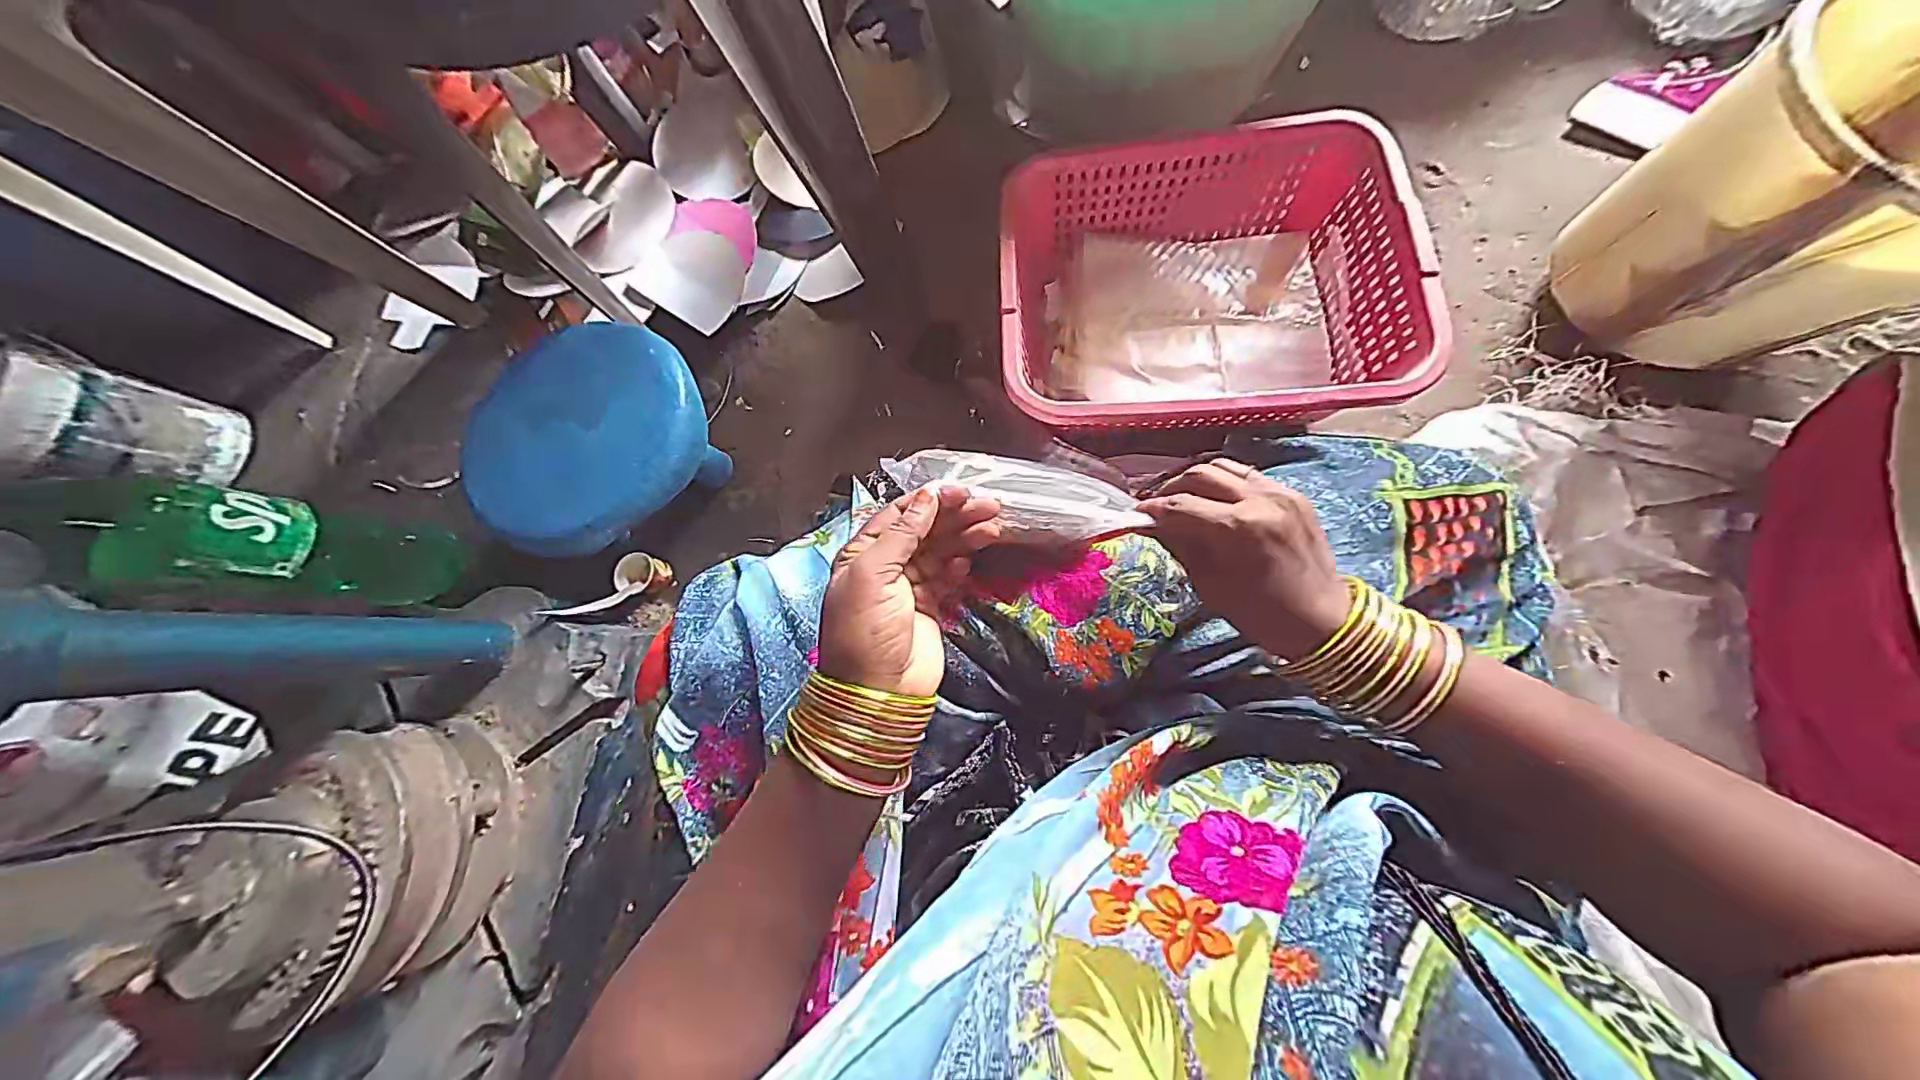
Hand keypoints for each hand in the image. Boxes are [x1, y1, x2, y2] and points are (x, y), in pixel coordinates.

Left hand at [817, 486, 1001, 696]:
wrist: (879, 692)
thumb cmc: (864, 632)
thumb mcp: (872, 574)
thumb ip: (901, 534)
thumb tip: (926, 498)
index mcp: (863, 553)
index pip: (899, 515)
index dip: (930, 500)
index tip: (960, 492)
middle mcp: (885, 566)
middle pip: (924, 530)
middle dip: (955, 516)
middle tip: (988, 505)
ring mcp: (908, 587)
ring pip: (940, 551)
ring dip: (965, 537)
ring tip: (992, 526)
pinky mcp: (929, 606)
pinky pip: (947, 577)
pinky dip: (959, 565)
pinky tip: (970, 557)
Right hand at [1137, 459, 1350, 659]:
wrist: (1322, 621)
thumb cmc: (1261, 614)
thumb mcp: (1210, 583)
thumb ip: (1182, 545)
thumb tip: (1155, 524)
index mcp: (1237, 528)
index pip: (1181, 504)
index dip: (1153, 508)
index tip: (1138, 514)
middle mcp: (1259, 500)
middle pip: (1200, 475)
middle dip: (1171, 488)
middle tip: (1157, 505)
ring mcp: (1280, 493)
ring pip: (1224, 467)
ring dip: (1197, 479)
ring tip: (1183, 496)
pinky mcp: (1294, 495)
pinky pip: (1249, 476)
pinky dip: (1225, 483)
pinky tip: (1215, 499)